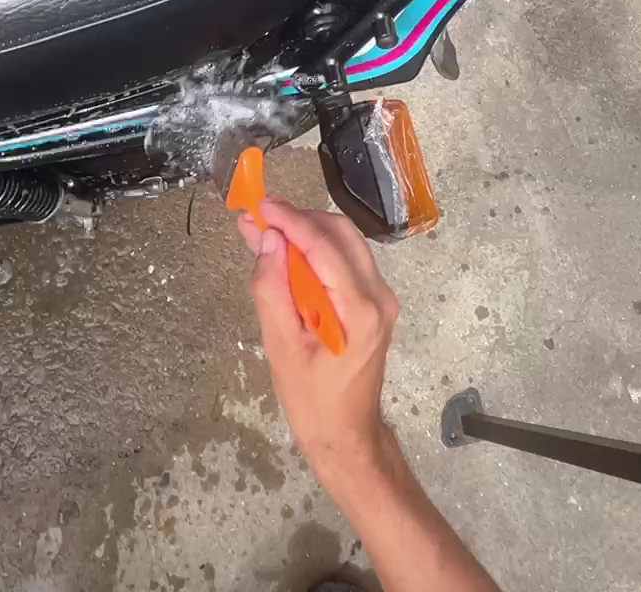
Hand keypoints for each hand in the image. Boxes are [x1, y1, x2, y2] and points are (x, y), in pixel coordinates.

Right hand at [236, 197, 401, 490]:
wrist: (347, 435)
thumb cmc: (311, 400)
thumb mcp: (280, 348)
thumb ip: (272, 289)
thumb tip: (267, 238)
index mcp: (360, 310)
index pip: (324, 246)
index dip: (290, 219)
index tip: (260, 204)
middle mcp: (379, 295)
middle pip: (340, 233)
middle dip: (298, 218)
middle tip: (258, 216)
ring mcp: (382, 297)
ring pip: (344, 241)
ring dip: (306, 230)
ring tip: (265, 230)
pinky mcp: (375, 301)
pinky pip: (345, 259)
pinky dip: (316, 248)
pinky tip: (286, 252)